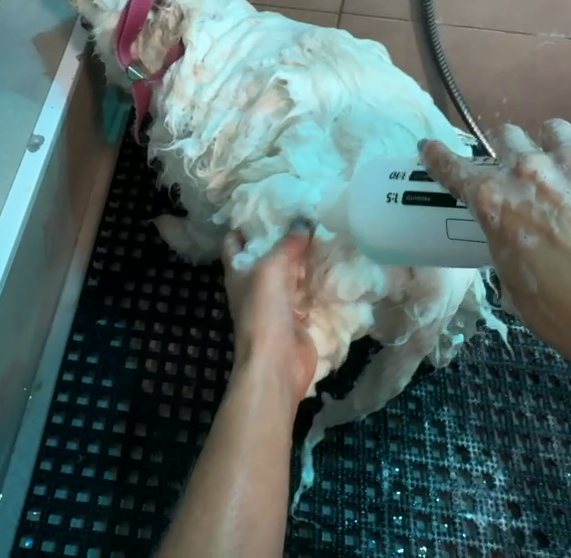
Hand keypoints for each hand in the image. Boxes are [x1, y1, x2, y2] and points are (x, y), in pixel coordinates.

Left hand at [221, 226, 318, 401]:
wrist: (276, 365)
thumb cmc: (263, 312)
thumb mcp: (271, 269)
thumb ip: (287, 244)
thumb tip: (303, 221)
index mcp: (237, 271)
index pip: (235, 240)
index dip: (246, 223)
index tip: (269, 205)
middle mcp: (254, 284)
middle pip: (266, 254)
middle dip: (283, 236)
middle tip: (307, 212)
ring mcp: (276, 302)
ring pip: (289, 272)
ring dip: (304, 257)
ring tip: (324, 231)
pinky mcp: (296, 317)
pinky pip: (307, 292)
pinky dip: (318, 279)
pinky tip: (335, 263)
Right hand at [419, 120, 570, 402]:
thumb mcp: (519, 292)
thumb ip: (507, 247)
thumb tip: (516, 237)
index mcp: (495, 202)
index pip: (451, 166)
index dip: (439, 157)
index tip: (433, 149)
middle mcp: (530, 169)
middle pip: (509, 137)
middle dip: (516, 156)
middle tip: (534, 181)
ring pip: (558, 132)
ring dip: (561, 152)